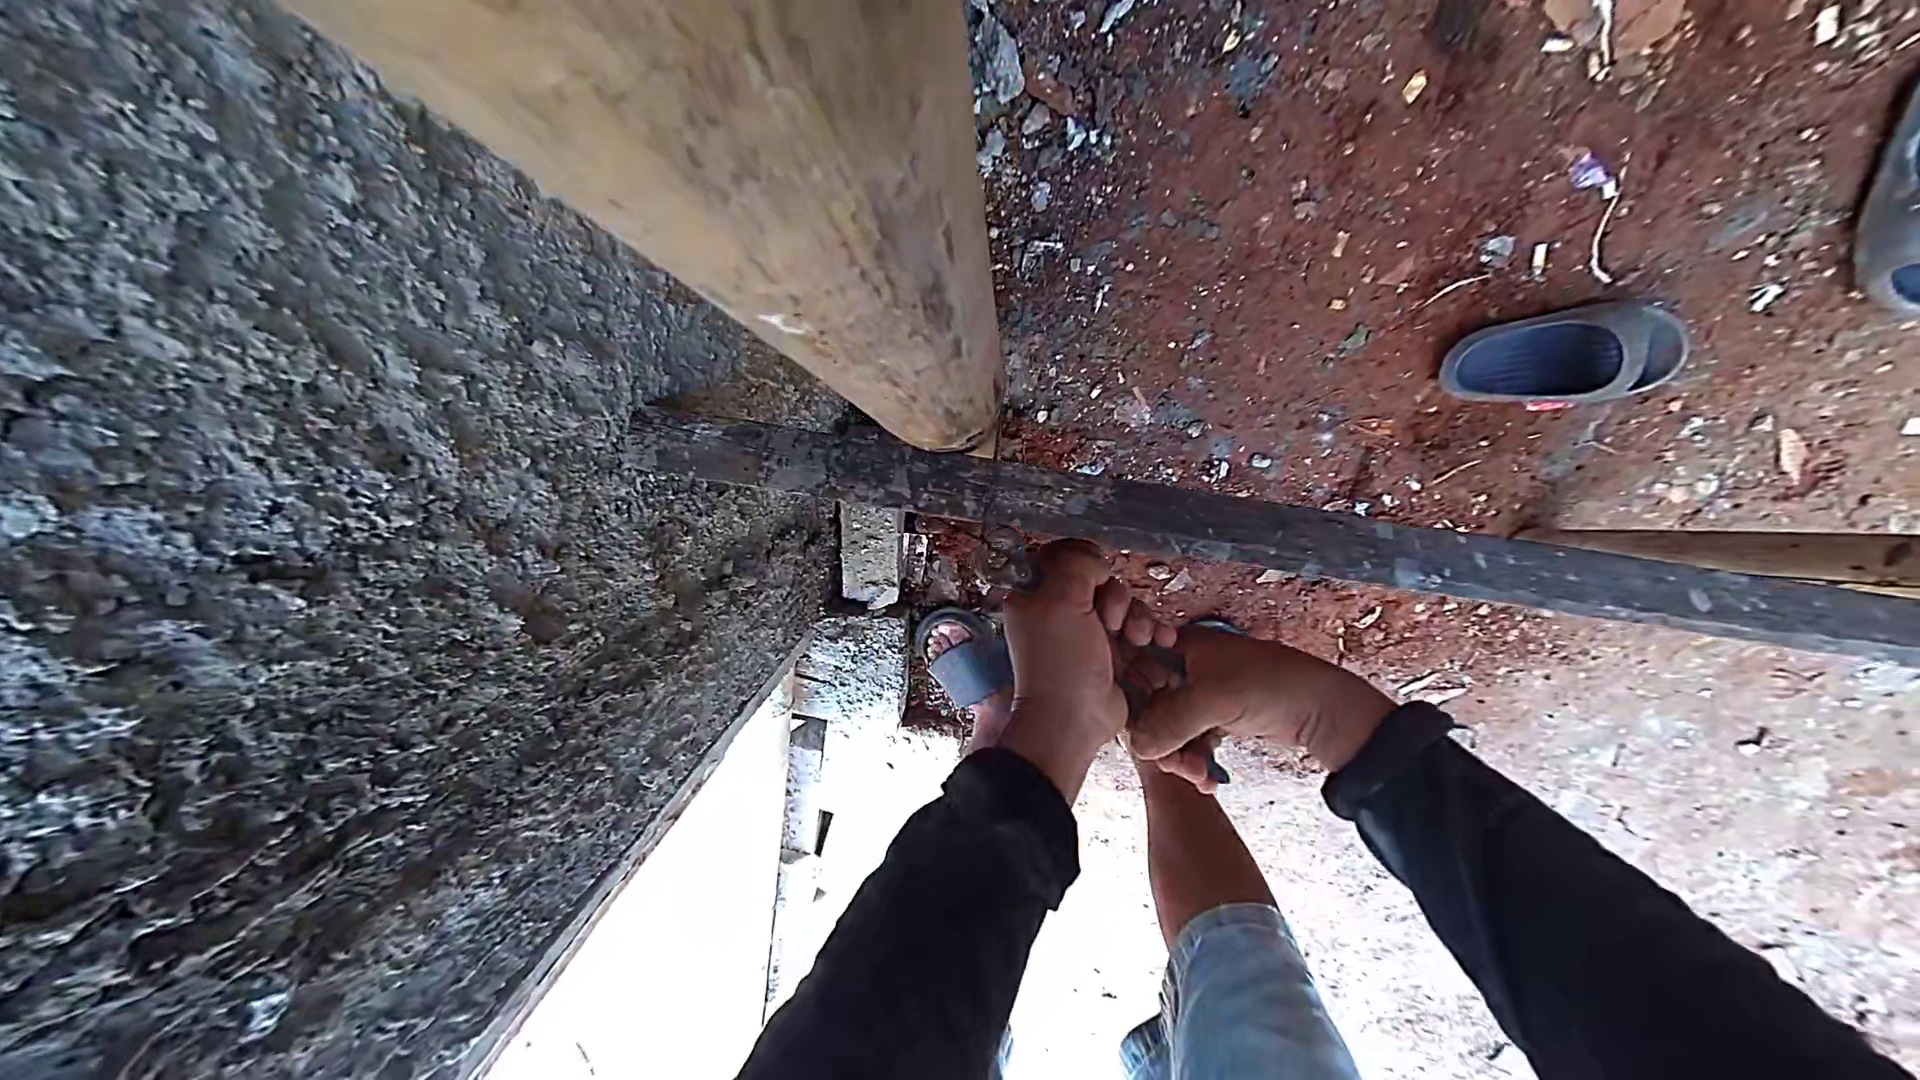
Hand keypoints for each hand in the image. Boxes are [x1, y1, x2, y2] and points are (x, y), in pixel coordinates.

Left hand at [998, 540, 1172, 801]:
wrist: (1075, 719)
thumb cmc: (1060, 665)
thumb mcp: (1061, 602)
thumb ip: (1076, 566)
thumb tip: (1094, 559)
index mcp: (1034, 596)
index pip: (1063, 557)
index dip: (1086, 564)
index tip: (1098, 578)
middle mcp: (1058, 610)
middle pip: (1099, 580)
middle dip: (1116, 597)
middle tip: (1112, 621)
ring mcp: (1085, 631)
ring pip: (1122, 602)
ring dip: (1136, 616)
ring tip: (1136, 638)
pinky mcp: (1110, 650)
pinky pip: (1135, 626)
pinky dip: (1149, 631)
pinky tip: (1157, 640)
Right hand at [1127, 625, 1395, 781]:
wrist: (1327, 710)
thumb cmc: (1269, 686)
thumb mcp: (1211, 700)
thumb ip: (1168, 722)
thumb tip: (1137, 746)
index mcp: (1181, 645)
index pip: (1140, 668)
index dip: (1134, 700)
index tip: (1136, 729)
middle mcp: (1188, 665)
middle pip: (1154, 703)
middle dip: (1161, 738)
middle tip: (1174, 766)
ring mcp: (1203, 692)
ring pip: (1172, 725)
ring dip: (1180, 754)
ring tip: (1196, 777)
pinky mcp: (1218, 715)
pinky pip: (1193, 738)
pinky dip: (1197, 759)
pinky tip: (1207, 780)